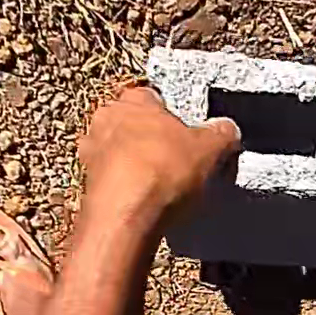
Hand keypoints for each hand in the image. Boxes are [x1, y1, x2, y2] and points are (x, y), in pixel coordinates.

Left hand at [77, 85, 240, 227]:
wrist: (125, 216)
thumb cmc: (163, 172)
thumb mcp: (210, 149)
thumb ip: (222, 134)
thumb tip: (228, 131)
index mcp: (134, 100)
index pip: (154, 98)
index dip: (172, 118)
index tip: (186, 139)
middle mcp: (105, 119)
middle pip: (133, 125)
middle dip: (149, 141)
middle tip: (173, 164)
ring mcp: (91, 151)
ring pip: (118, 153)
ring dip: (133, 166)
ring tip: (158, 189)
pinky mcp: (86, 183)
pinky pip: (110, 180)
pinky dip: (123, 189)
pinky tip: (141, 205)